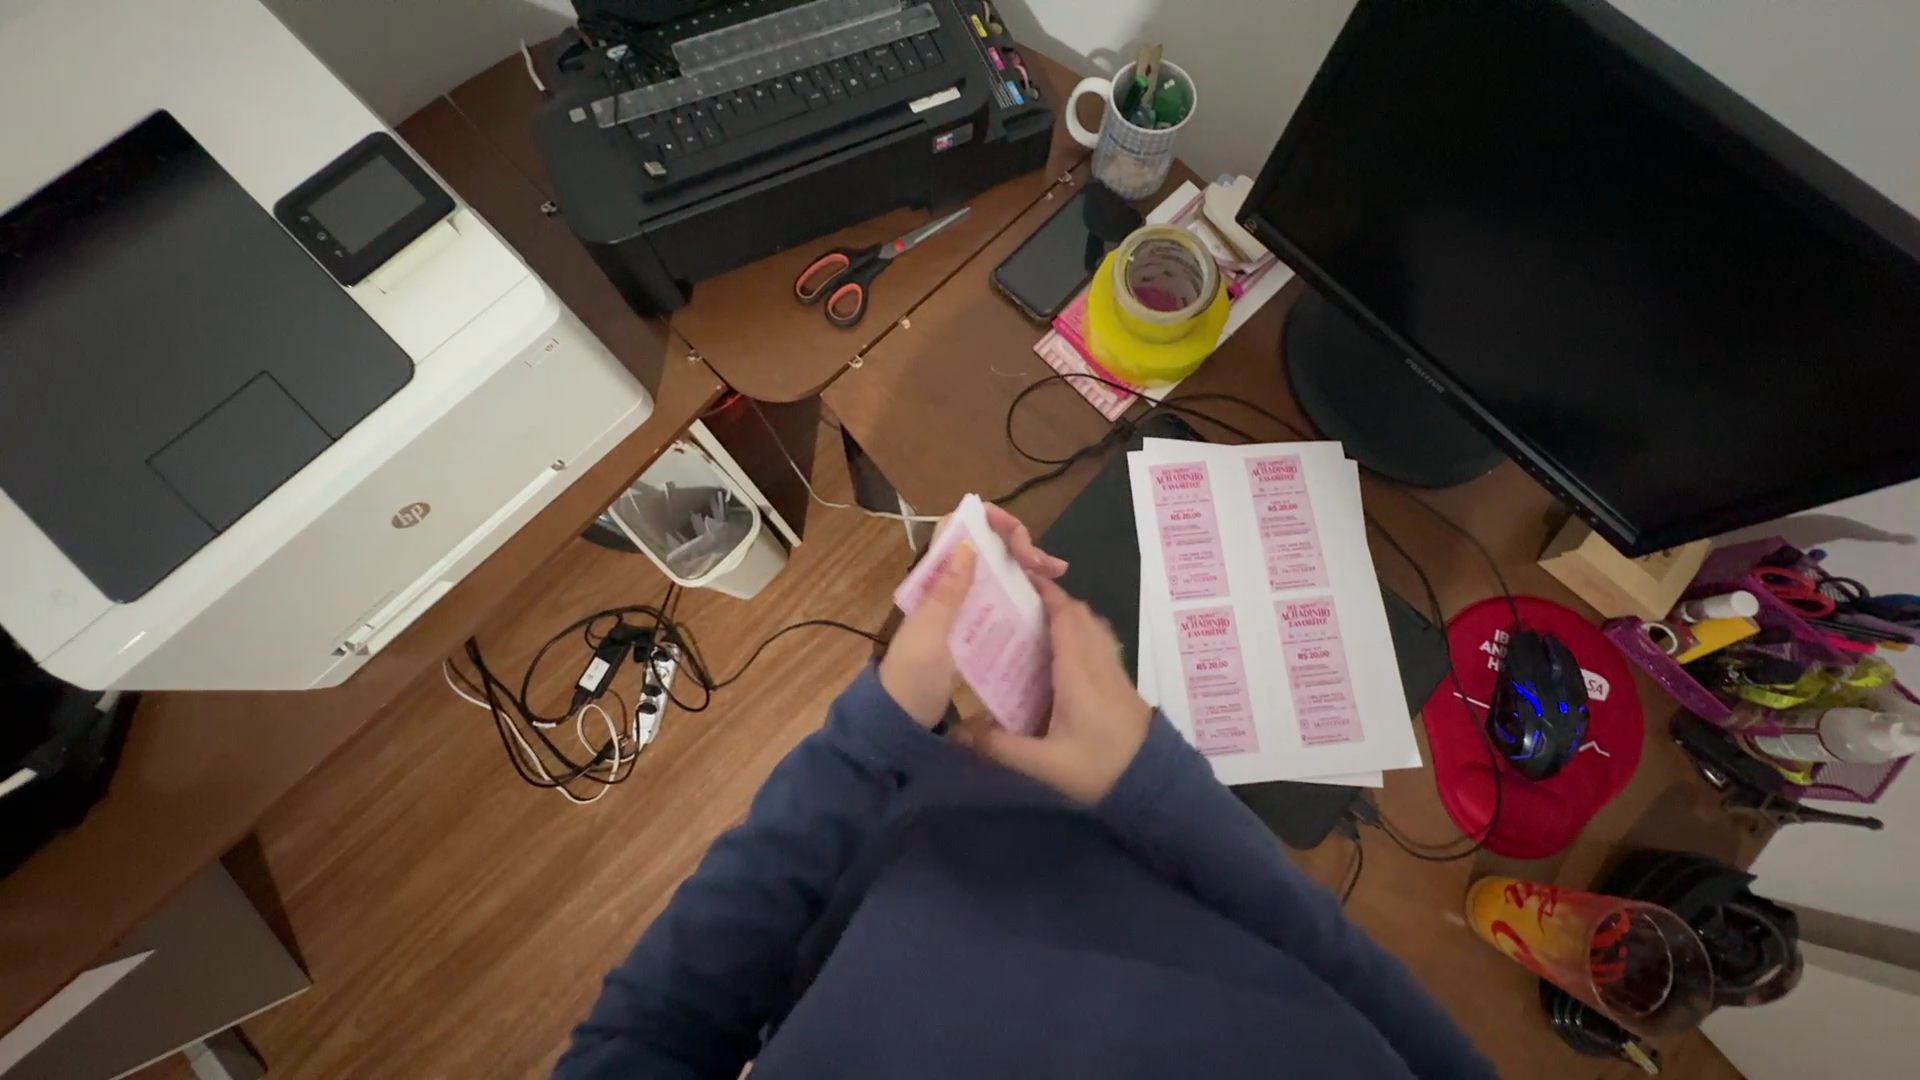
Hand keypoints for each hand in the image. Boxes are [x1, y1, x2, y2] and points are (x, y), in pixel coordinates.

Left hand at [878, 504, 1067, 727]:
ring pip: (998, 569)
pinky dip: (1025, 590)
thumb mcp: (929, 635)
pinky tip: (1047, 597)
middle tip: (1046, 564)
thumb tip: (968, 545)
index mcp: (934, 579)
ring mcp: (964, 606)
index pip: (957, 529)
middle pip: (985, 545)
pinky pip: (1003, 597)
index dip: (988, 521)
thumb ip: (947, 592)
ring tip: (1056, 571)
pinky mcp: (976, 628)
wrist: (903, 720)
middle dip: (1018, 542)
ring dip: (1027, 563)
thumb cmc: (913, 677)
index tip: (1017, 536)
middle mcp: (950, 585)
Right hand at [969, 577, 1151, 803]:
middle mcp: (1096, 661)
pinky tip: (1062, 650)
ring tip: (1036, 619)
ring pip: (1093, 625)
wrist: (1153, 782)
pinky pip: (1099, 641)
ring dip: (1068, 613)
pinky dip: (1080, 630)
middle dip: (1051, 598)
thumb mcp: (1045, 763)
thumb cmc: (1100, 767)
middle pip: (1079, 613)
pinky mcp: (1119, 681)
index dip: (1045, 592)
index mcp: (1077, 671)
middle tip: (1018, 600)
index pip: (1064, 616)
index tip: (1020, 577)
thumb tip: (957, 733)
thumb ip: (1001, 747)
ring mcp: (1112, 670)